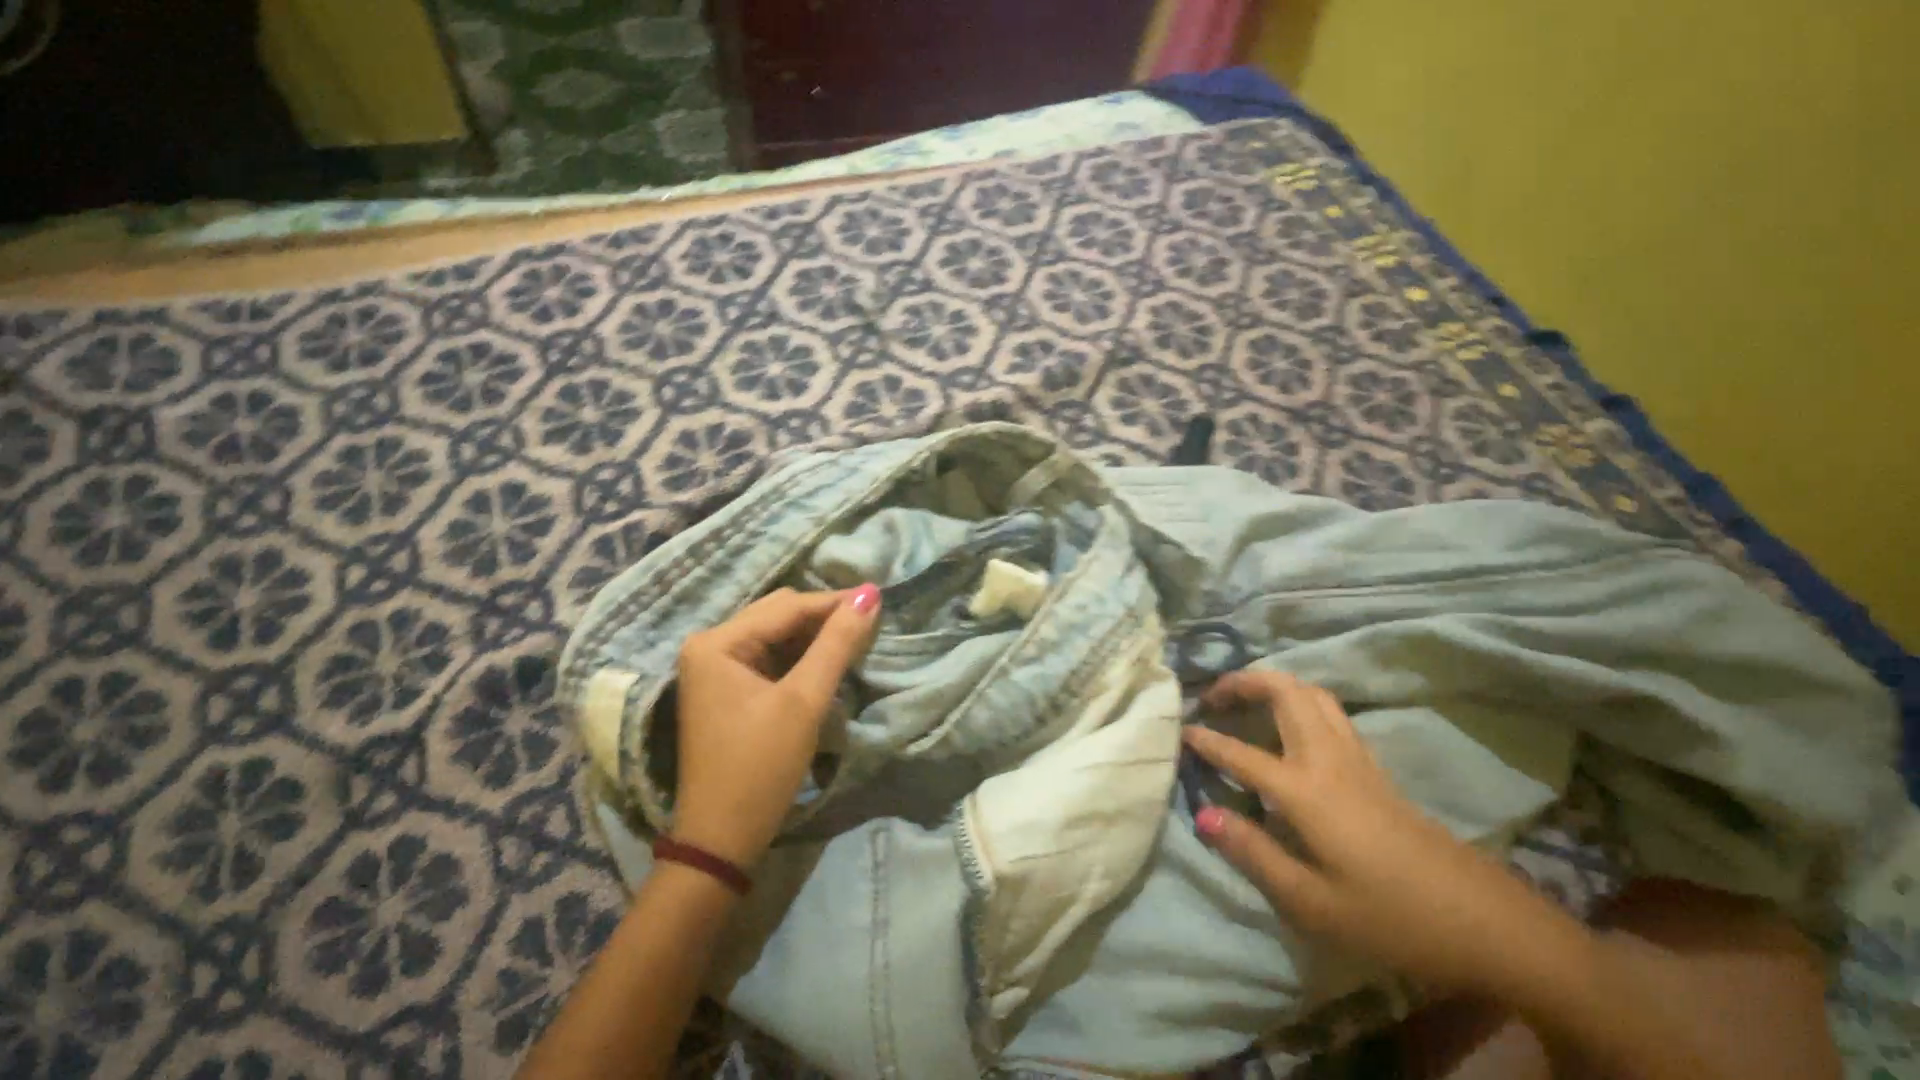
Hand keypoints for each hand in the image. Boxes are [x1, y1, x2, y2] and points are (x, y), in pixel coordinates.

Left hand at [670, 585, 879, 866]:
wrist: (722, 838)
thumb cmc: (761, 766)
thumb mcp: (803, 702)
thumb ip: (836, 645)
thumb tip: (870, 596)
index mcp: (717, 642)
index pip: (786, 607)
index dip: (834, 602)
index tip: (880, 598)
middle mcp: (709, 646)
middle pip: (777, 615)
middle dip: (823, 617)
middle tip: (871, 622)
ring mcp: (714, 670)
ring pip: (774, 636)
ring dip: (813, 638)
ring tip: (856, 639)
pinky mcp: (726, 692)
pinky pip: (768, 659)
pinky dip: (798, 659)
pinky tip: (827, 663)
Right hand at [1184, 671, 1584, 995]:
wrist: (1481, 920)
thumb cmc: (1389, 916)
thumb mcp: (1310, 901)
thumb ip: (1252, 852)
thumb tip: (1202, 814)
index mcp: (1306, 790)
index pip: (1242, 753)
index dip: (1206, 740)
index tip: (1178, 731)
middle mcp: (1329, 760)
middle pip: (1287, 693)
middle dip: (1245, 682)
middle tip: (1211, 697)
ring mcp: (1358, 760)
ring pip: (1314, 695)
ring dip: (1275, 685)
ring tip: (1245, 702)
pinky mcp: (1376, 770)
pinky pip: (1330, 715)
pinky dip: (1300, 703)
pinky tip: (1290, 730)